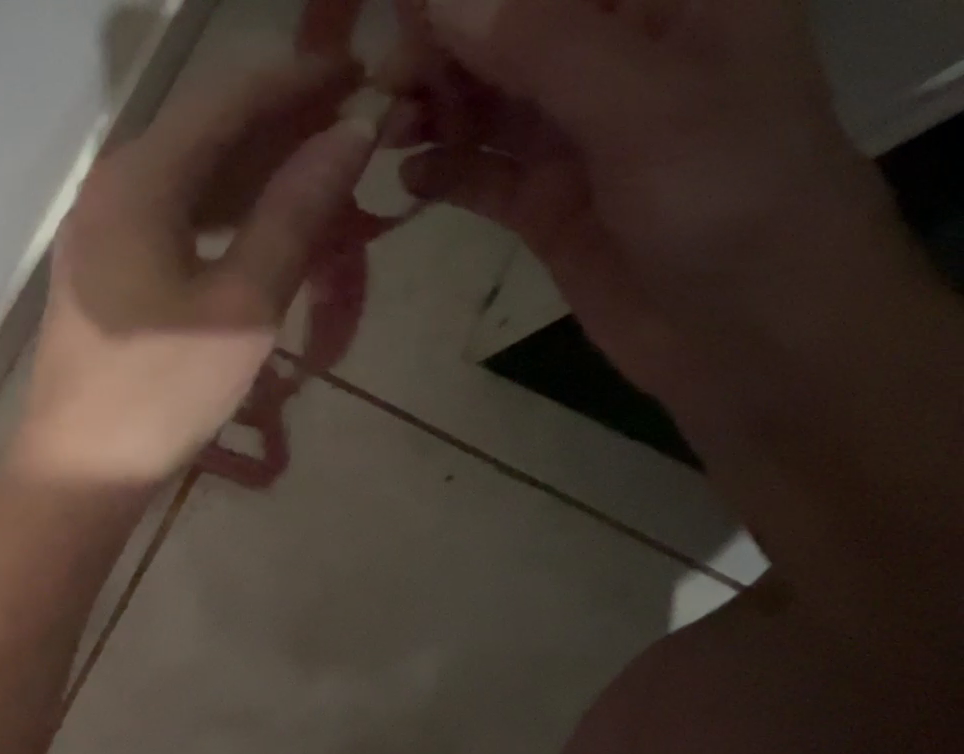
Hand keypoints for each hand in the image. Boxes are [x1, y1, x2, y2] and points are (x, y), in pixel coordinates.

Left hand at [11, 62, 376, 485]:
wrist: (78, 469)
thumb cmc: (160, 392)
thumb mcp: (242, 305)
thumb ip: (295, 212)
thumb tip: (350, 134)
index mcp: (138, 182)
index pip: (228, 99)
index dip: (299, 82)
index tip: (365, 78)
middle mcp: (107, 190)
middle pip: (203, 132)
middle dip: (280, 126)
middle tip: (356, 134)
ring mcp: (95, 232)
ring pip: (184, 177)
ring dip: (251, 173)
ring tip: (321, 179)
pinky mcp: (97, 271)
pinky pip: (166, 218)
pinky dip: (217, 214)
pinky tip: (260, 229)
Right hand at [390, 0, 929, 397]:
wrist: (754, 336)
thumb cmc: (730, 200)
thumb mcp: (646, 105)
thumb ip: (543, 45)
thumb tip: (440, 0)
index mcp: (673, 3)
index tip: (405, 15)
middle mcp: (620, 59)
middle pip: (510, 32)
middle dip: (443, 51)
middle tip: (382, 85)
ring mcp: (579, 136)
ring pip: (486, 101)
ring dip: (432, 111)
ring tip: (387, 134)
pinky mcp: (547, 202)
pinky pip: (479, 173)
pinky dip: (442, 172)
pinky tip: (409, 182)